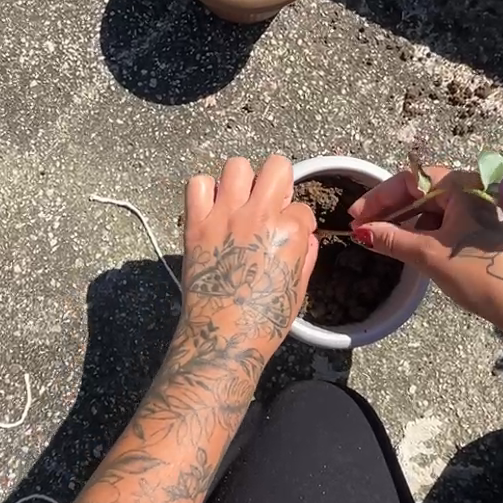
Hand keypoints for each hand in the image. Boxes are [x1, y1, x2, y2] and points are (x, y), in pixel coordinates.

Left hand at [181, 155, 319, 358]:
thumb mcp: (300, 289)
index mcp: (290, 232)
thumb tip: (305, 235)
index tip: (288, 235)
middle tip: (268, 203)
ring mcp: (225, 216)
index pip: (301, 206)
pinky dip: (204, 191)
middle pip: (276, 165)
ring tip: (238, 202)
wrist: (222, 337)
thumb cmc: (264, 320)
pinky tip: (211, 209)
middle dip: (277, 181)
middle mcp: (259, 215)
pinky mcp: (196, 223)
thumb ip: (306, 255)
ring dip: (241, 181)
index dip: (297, 221)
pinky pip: (197, 184)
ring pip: (236, 165)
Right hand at [347, 165, 502, 333]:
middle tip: (368, 230)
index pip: (412, 179)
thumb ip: (392, 239)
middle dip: (394, 211)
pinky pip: (461, 221)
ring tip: (394, 244)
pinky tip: (426, 251)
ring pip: (445, 208)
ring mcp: (497, 208)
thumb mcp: (430, 255)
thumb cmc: (483, 274)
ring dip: (415, 223)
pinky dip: (438, 231)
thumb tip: (362, 232)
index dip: (380, 197)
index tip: (357, 217)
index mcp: (466, 184)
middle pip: (428, 191)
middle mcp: (483, 188)